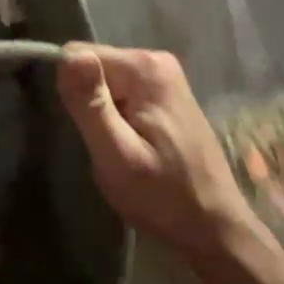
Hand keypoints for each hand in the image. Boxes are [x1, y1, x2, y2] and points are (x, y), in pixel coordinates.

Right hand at [56, 42, 254, 259]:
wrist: (215, 228)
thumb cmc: (163, 197)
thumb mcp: (117, 156)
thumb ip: (90, 104)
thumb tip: (68, 55)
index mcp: (145, 67)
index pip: (78, 56)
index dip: (74, 95)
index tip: (89, 131)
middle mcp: (157, 61)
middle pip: (94, 66)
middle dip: (90, 105)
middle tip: (107, 147)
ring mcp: (165, 77)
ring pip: (105, 82)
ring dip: (103, 115)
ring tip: (119, 150)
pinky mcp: (166, 95)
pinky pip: (121, 93)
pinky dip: (117, 118)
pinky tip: (132, 146)